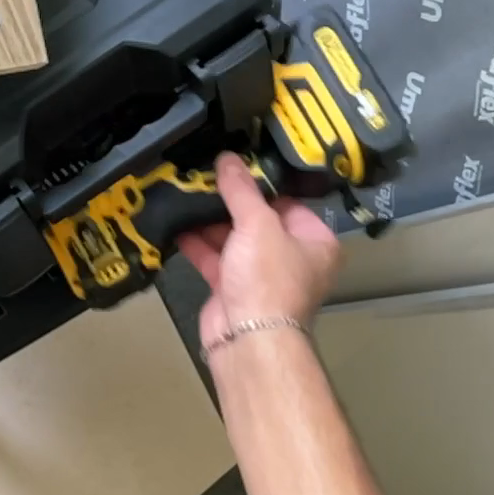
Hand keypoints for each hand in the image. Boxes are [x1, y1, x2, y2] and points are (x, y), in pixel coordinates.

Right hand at [176, 153, 342, 347]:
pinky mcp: (234, 290)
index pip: (288, 203)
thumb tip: (228, 158)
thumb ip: (240, 190)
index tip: (236, 168)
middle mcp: (292, 259)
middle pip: (258, 221)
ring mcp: (261, 276)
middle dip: (230, 205)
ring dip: (210, 224)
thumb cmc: (268, 279)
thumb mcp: (257, 223)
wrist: (247, 336)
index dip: (262, 186)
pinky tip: (179, 226)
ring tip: (187, 197)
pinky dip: (198, 245)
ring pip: (234, 241)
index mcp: (315, 242)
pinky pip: (215, 260)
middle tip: (205, 179)